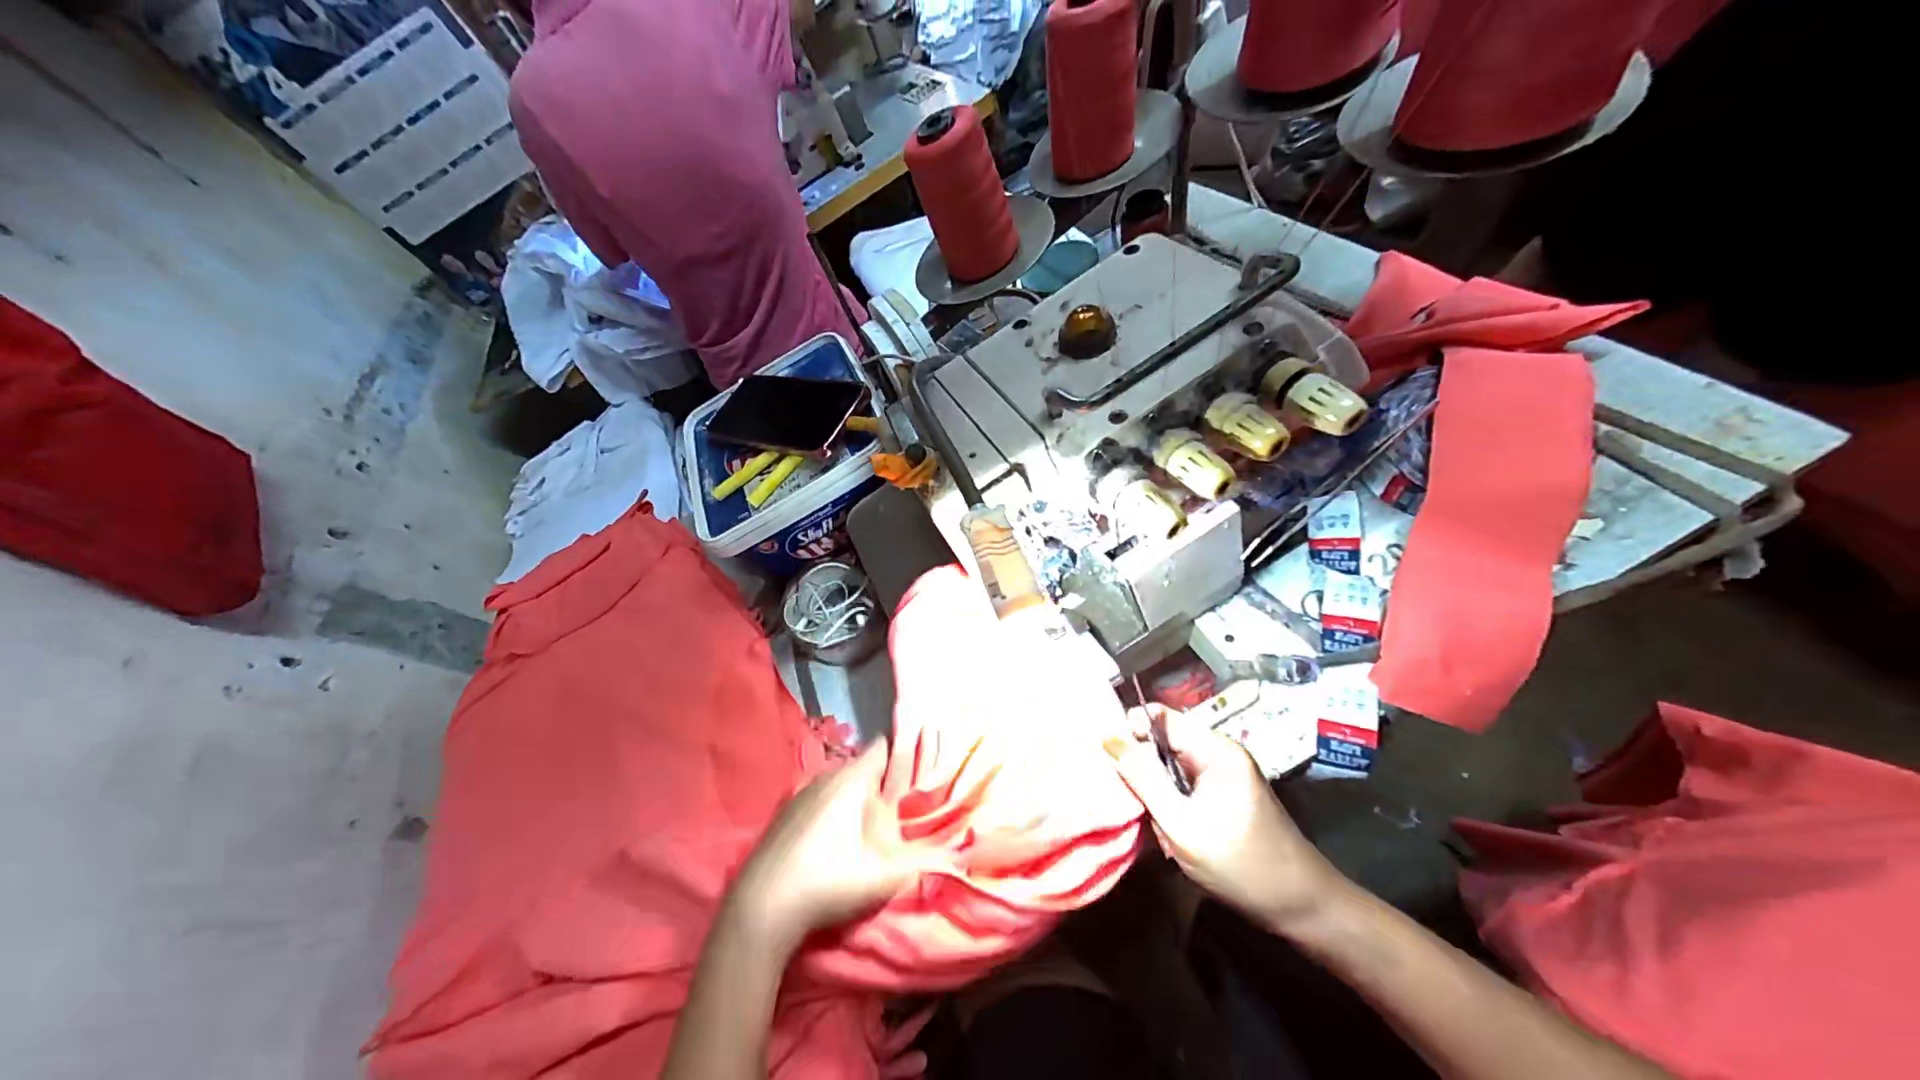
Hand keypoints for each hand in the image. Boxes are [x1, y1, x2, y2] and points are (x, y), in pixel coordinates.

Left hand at [731, 739, 935, 947]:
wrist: (761, 908)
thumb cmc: (828, 884)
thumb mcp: (883, 877)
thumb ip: (918, 861)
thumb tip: (945, 853)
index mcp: (851, 780)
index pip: (883, 749)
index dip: (903, 757)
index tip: (918, 775)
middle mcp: (824, 777)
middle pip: (861, 769)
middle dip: (880, 786)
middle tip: (897, 813)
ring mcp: (799, 794)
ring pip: (838, 786)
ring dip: (853, 801)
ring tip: (866, 831)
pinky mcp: (782, 814)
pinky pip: (818, 801)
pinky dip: (831, 812)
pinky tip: (832, 845)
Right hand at [1103, 706, 1340, 934]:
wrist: (1301, 907)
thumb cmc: (1240, 864)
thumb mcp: (1181, 824)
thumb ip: (1143, 778)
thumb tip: (1109, 738)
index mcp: (1215, 750)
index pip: (1161, 717)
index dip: (1131, 730)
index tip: (1108, 758)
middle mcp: (1221, 754)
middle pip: (1164, 743)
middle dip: (1145, 772)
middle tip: (1138, 805)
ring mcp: (1226, 776)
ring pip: (1172, 769)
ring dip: (1158, 796)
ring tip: (1160, 828)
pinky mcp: (1226, 797)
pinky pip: (1186, 788)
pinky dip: (1173, 807)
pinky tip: (1174, 836)